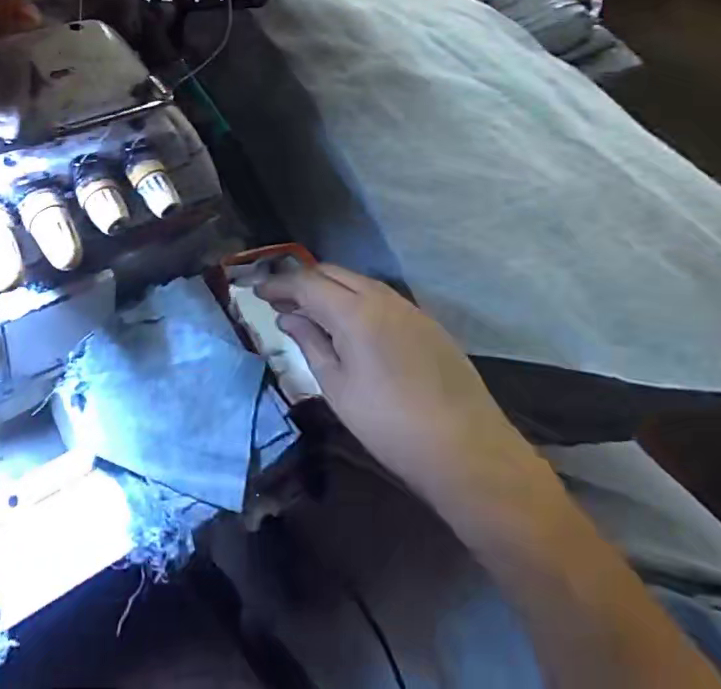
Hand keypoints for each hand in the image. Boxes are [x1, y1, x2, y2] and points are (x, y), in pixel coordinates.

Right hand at [255, 263, 536, 505]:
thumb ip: (311, 343)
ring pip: (360, 282)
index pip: (307, 283)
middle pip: (334, 273)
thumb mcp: (337, 387)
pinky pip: (381, 298)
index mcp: (355, 310)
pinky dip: (356, 300)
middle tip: (279, 300)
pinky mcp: (426, 323)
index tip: (256, 291)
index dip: (279, 284)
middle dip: (303, 282)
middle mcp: (383, 297)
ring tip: (310, 311)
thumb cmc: (388, 423)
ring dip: (331, 289)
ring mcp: (409, 308)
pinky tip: (350, 324)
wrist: (464, 447)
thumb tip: (289, 316)